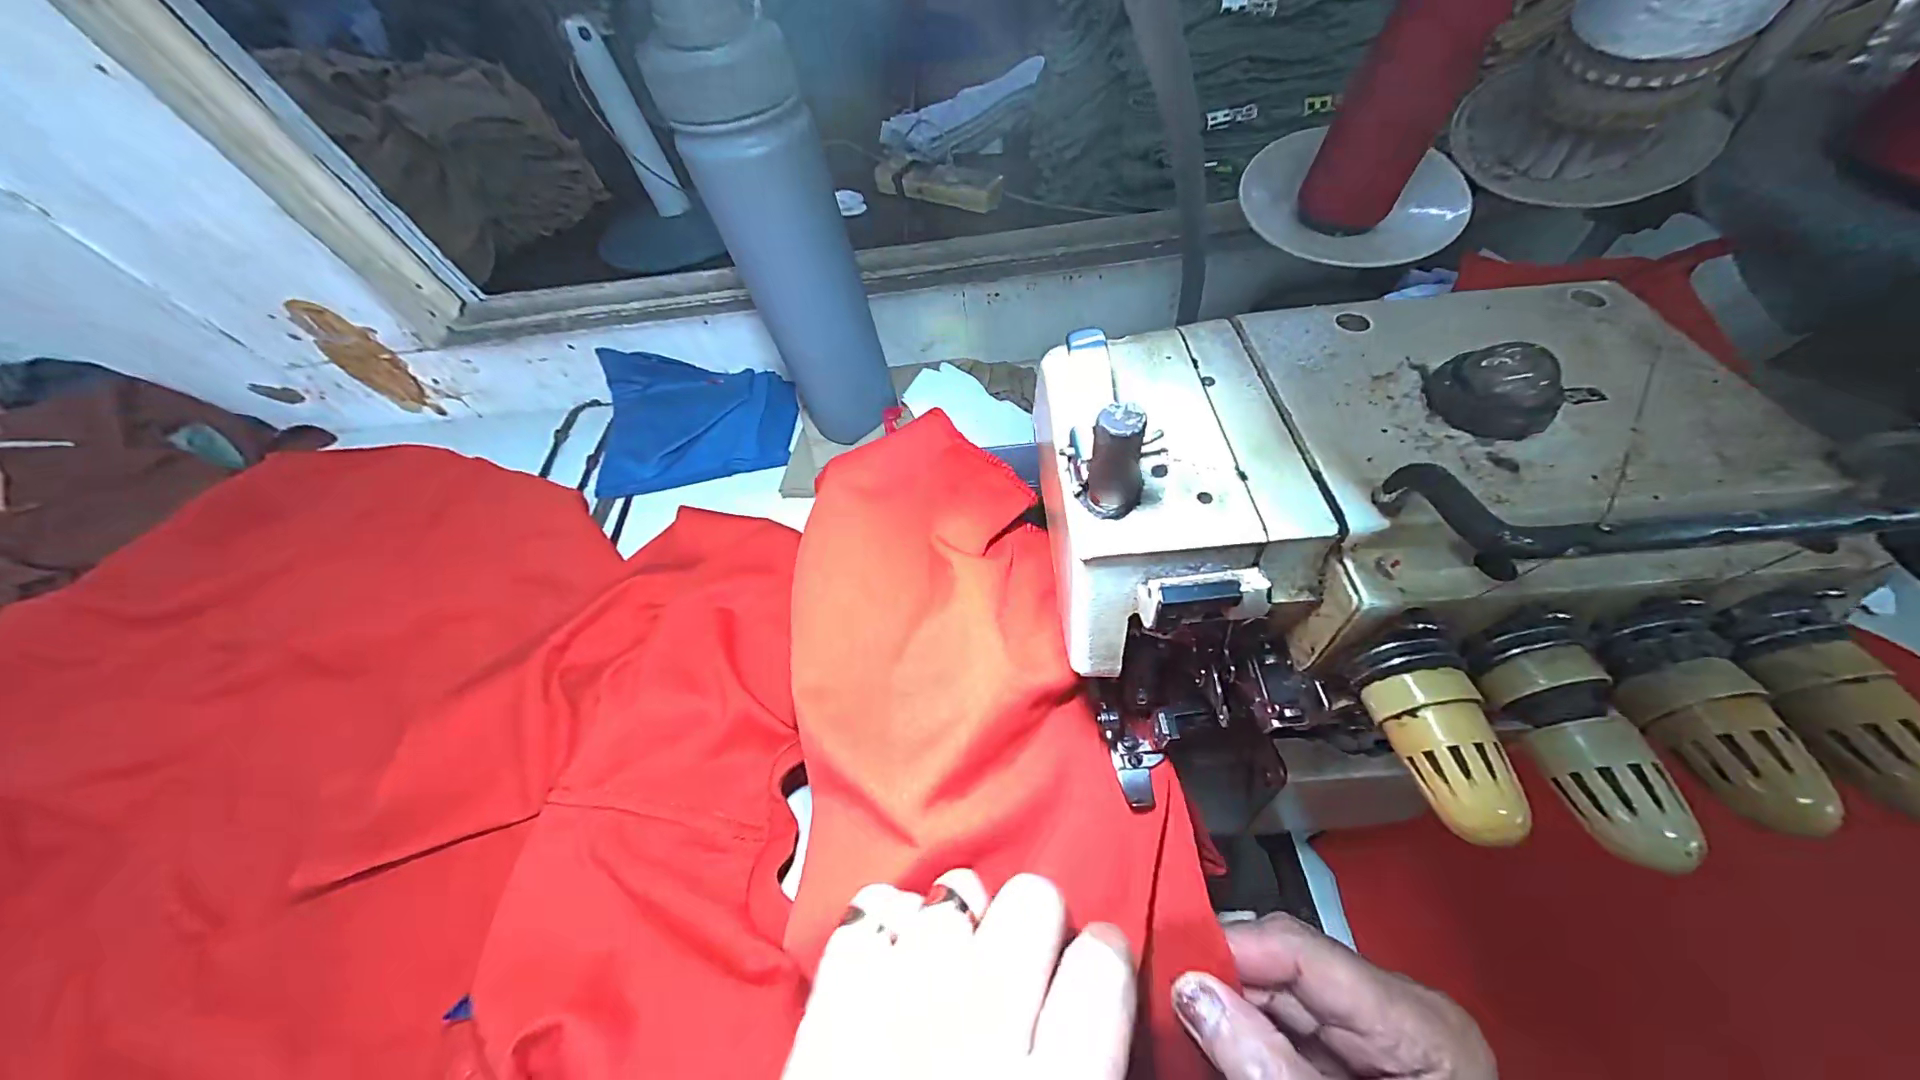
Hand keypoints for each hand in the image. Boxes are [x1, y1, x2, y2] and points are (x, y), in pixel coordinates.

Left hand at [783, 869, 1137, 1079]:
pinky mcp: (835, 997)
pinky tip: (893, 959)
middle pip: (1032, 901)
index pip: (1102, 964)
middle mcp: (981, 1028)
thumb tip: (1098, 1018)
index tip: (1092, 962)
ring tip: (952, 958)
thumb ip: (1086, 1068)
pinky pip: (877, 906)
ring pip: (956, 889)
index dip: (1102, 956)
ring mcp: (900, 1000)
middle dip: (1035, 920)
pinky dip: (889, 922)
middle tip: (1021, 959)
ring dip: (962, 917)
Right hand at [1173, 912, 1494, 1079]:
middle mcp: (1398, 1008)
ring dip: (1229, 1005)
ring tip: (1182, 1019)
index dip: (1227, 947)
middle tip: (1165, 998)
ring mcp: (1380, 1030)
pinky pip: (1290, 1023)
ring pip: (1279, 992)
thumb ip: (1268, 1065)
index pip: (1299, 947)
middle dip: (1223, 979)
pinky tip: (1215, 1038)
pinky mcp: (1359, 1052)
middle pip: (1285, 965)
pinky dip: (1250, 1032)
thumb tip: (1190, 990)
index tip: (1168, 964)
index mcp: (1417, 1021)